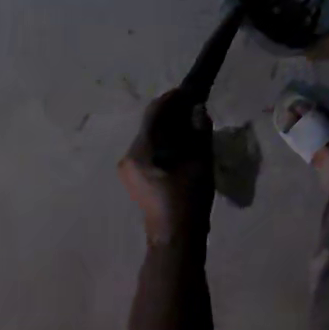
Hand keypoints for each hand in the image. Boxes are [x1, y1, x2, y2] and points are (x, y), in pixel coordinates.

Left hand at [119, 90, 215, 246]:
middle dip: (170, 114)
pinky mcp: (134, 179)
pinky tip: (180, 146)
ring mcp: (129, 168)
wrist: (175, 238)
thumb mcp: (200, 162)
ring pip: (149, 138)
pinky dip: (163, 143)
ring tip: (189, 126)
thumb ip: (199, 132)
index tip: (187, 92)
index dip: (171, 99)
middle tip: (192, 108)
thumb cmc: (188, 199)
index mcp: (142, 149)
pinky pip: (148, 151)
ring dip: (167, 129)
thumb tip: (197, 109)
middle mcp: (129, 155)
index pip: (154, 113)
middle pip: (150, 125)